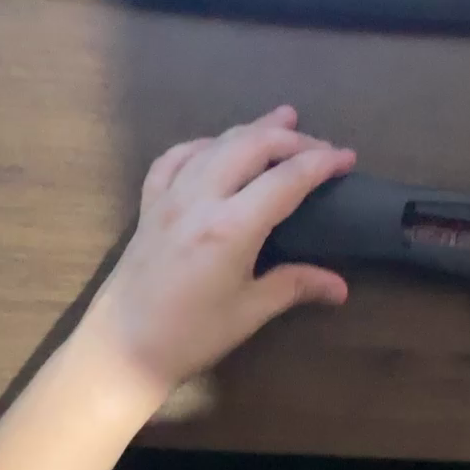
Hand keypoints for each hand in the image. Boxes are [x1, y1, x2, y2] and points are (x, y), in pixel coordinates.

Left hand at [72, 106, 355, 407]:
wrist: (122, 348)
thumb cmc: (190, 336)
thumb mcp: (249, 313)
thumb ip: (294, 286)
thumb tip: (341, 288)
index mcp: (231, 227)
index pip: (286, 180)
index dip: (320, 163)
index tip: (346, 158)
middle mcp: (199, 199)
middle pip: (250, 146)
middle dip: (290, 139)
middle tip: (319, 144)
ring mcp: (169, 198)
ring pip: (215, 145)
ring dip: (251, 130)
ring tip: (280, 120)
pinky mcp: (148, 206)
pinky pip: (175, 159)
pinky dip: (202, 145)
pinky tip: (215, 146)